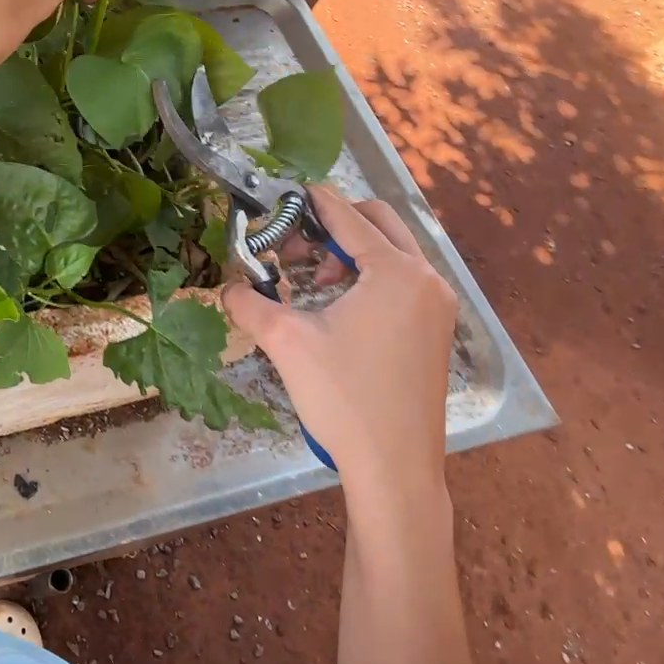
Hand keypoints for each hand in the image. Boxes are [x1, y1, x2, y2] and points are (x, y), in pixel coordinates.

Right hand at [223, 187, 457, 486]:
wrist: (394, 468)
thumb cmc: (342, 397)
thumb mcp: (285, 342)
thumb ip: (249, 302)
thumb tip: (225, 287)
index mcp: (395, 272)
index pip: (347, 217)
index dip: (311, 202)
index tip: (284, 194)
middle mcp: (426, 279)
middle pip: (380, 221)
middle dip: (335, 223)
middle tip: (296, 244)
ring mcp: (438, 307)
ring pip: (394, 250)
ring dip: (354, 249)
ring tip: (316, 280)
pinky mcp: (437, 331)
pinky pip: (404, 279)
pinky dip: (372, 274)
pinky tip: (340, 305)